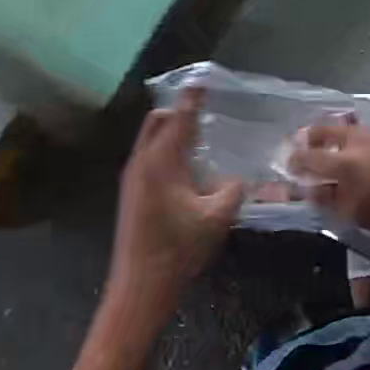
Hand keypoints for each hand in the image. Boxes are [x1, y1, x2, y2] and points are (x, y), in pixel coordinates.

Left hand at [106, 89, 244, 317]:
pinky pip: (149, 158)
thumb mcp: (216, 218)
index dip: (193, 98)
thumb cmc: (178, 250)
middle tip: (205, 111)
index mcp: (160, 160)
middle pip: (158, 122)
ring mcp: (132, 178)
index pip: (179, 117)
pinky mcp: (131, 193)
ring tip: (200, 138)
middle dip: (179, 112)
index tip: (204, 81)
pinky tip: (187, 169)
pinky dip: (166, 152)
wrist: (139, 287)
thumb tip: (238, 177)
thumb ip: (233, 190)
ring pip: (150, 140)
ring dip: (172, 133)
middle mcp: (141, 161)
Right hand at [290, 123, 369, 236]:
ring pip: (347, 128)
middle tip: (302, 142)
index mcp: (343, 162)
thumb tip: (311, 190)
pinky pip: (368, 131)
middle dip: (309, 136)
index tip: (285, 161)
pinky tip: (363, 148)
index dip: (293, 159)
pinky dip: (357, 137)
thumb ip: (331, 199)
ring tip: (331, 144)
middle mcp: (356, 141)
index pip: (308, 157)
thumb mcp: (359, 213)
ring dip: (333, 134)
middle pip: (324, 131)